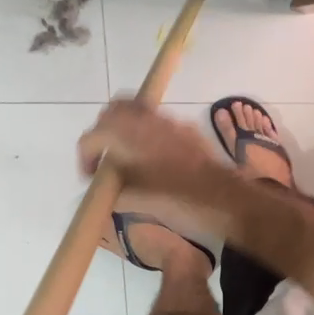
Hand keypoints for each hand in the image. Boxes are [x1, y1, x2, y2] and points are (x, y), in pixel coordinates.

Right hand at [79, 99, 236, 208]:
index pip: (93, 136)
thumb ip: (114, 190)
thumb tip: (103, 189)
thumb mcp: (139, 201)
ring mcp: (170, 122)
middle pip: (113, 111)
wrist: (228, 199)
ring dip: (124, 129)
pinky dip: (146, 133)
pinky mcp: (187, 130)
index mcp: (129, 135)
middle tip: (103, 158)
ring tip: (125, 157)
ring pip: (136, 111)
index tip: (89, 176)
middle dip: (103, 132)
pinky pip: (158, 122)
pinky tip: (152, 158)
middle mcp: (147, 121)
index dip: (85, 156)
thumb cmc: (181, 202)